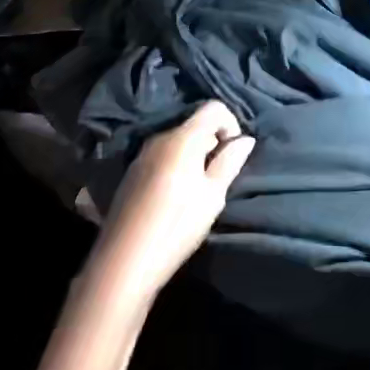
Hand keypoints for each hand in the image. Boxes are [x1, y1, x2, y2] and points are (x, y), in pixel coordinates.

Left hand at [83, 101, 253, 305]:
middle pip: (194, 124)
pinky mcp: (131, 174)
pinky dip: (177, 165)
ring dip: (195, 155)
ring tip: (200, 189)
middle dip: (213, 142)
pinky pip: (163, 156)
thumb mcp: (214, 195)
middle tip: (220, 175)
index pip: (213, 107)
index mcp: (182, 138)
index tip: (233, 153)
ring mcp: (141, 156)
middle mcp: (159, 138)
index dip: (231, 123)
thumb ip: (230, 161)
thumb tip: (245, 139)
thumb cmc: (177, 225)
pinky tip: (177, 196)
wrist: (124, 262)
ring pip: (178, 141)